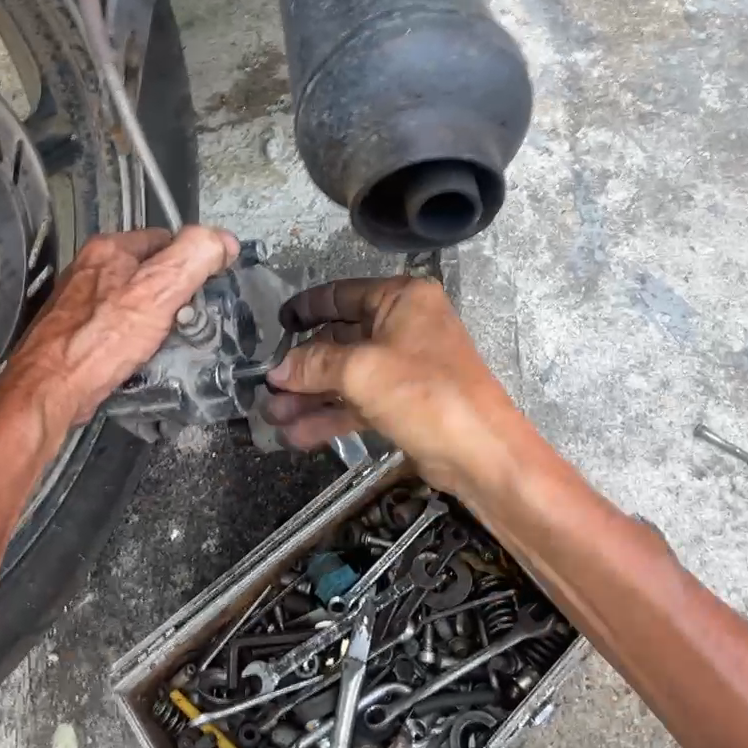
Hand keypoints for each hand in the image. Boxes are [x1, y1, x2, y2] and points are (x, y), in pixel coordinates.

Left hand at [0, 225, 238, 427]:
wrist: (50, 389)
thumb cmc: (94, 343)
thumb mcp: (160, 291)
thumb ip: (194, 259)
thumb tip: (221, 241)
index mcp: (110, 249)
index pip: (167, 238)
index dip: (191, 262)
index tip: (205, 285)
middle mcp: (91, 270)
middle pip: (150, 273)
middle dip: (172, 297)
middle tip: (184, 320)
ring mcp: (81, 302)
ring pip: (134, 303)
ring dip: (154, 322)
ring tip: (164, 343)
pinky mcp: (78, 332)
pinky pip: (118, 330)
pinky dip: (133, 342)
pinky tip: (139, 358)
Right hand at [264, 277, 524, 497]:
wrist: (481, 453)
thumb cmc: (425, 394)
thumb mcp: (362, 371)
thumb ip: (314, 365)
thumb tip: (277, 370)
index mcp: (402, 299)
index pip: (343, 294)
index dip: (306, 308)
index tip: (275, 326)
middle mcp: (404, 326)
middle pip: (339, 340)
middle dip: (302, 367)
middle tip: (266, 389)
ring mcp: (404, 367)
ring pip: (345, 376)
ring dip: (309, 397)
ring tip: (272, 418)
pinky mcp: (403, 403)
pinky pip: (357, 403)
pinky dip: (329, 417)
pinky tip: (297, 436)